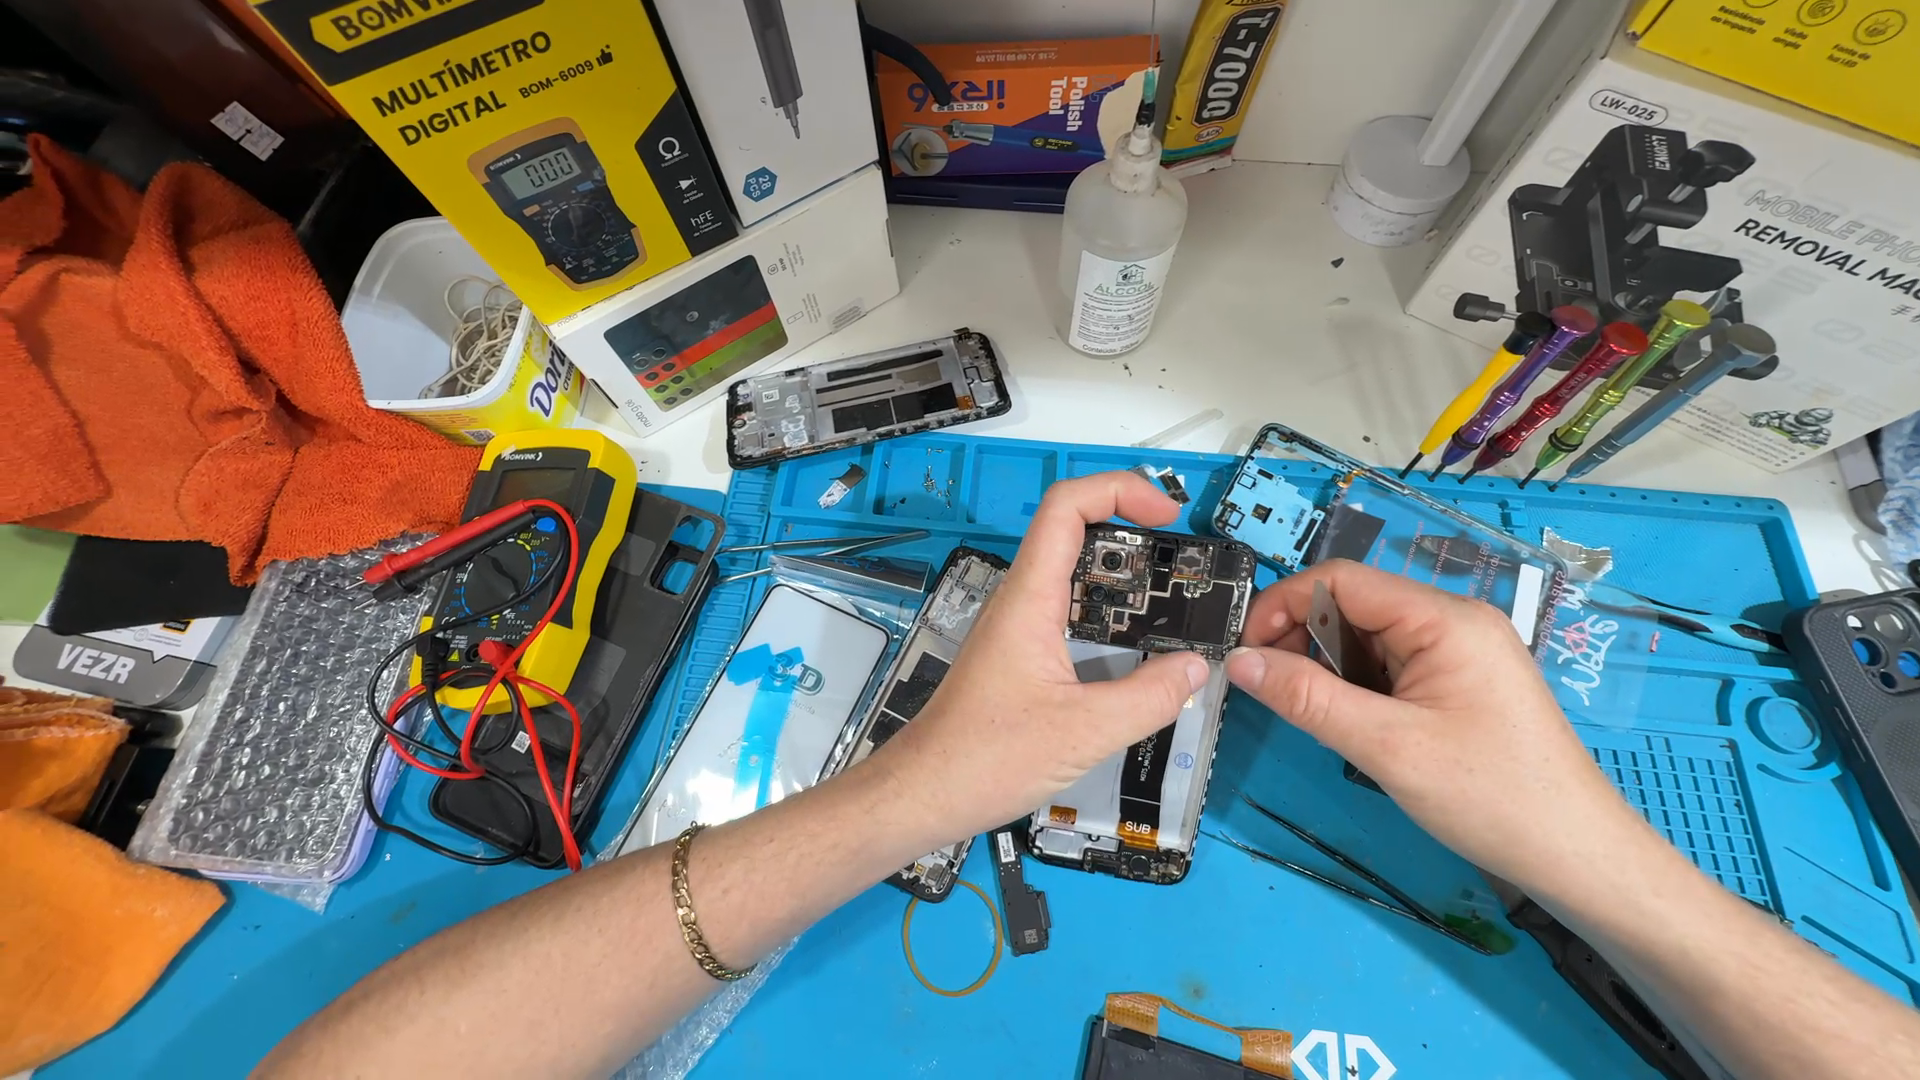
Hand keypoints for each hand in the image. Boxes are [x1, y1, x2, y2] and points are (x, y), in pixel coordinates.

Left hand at [870, 472, 1211, 844]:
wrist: (926, 790)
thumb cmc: (987, 757)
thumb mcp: (1083, 731)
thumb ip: (1149, 698)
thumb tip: (1194, 670)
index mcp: (1029, 598)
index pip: (1067, 506)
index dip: (1119, 490)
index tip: (1167, 514)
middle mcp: (1019, 599)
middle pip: (1072, 529)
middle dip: (1129, 527)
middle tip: (1180, 557)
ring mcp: (1016, 624)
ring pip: (1069, 571)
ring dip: (1119, 571)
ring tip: (1170, 593)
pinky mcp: (1018, 651)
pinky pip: (1065, 609)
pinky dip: (1104, 609)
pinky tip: (1134, 641)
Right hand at [1224, 560, 1650, 896]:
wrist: (1578, 859)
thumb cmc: (1488, 796)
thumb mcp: (1386, 746)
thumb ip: (1306, 697)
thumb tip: (1235, 661)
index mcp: (1443, 619)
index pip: (1340, 579)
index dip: (1283, 604)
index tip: (1244, 650)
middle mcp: (1450, 621)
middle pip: (1350, 603)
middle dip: (1299, 636)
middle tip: (1268, 685)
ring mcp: (1456, 650)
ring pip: (1363, 635)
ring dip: (1323, 663)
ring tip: (1305, 707)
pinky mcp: (1455, 679)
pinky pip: (1384, 661)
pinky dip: (1350, 682)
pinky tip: (1343, 716)